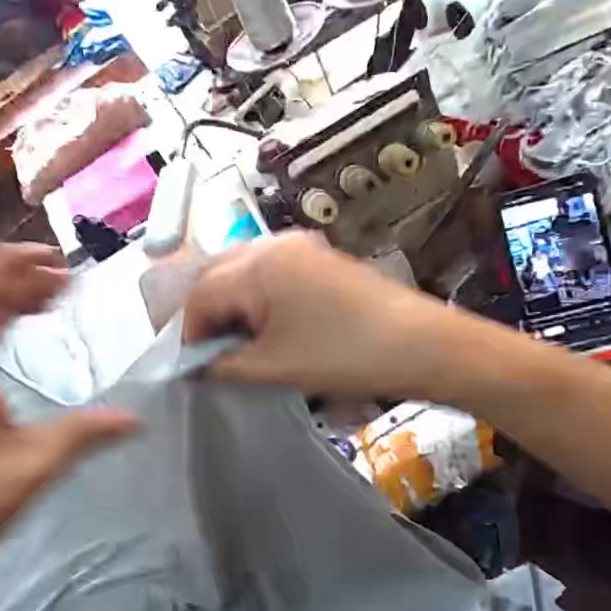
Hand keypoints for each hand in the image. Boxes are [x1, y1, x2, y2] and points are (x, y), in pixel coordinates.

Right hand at [181, 233, 472, 398]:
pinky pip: (268, 273)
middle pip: (216, 275)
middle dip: (205, 315)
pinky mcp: (318, 258)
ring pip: (240, 272)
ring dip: (229, 306)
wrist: (423, 345)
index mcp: (257, 265)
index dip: (188, 333)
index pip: (199, 295)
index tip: (190, 366)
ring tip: (234, 345)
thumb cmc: (345, 355)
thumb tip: (197, 365)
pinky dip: (254, 300)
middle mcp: (273, 244)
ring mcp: (299, 247)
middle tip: (206, 355)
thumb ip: (223, 364)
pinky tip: (263, 329)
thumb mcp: (274, 367)